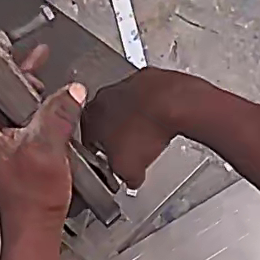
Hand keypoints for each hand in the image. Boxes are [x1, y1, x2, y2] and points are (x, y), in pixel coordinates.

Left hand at [0, 46, 87, 233]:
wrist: (36, 226)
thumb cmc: (31, 197)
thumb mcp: (47, 147)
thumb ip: (59, 113)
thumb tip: (72, 92)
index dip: (1, 63)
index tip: (17, 51)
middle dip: (22, 79)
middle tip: (41, 69)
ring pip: (12, 107)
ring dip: (32, 98)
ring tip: (52, 96)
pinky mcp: (11, 152)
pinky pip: (22, 123)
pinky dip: (37, 115)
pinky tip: (54, 117)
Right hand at [81, 68, 199, 188]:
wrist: (173, 103)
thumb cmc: (147, 130)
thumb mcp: (129, 169)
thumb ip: (123, 177)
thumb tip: (130, 180)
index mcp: (90, 118)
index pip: (87, 143)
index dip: (100, 157)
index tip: (110, 163)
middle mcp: (103, 98)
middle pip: (105, 123)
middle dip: (117, 137)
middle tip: (132, 151)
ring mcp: (125, 85)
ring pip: (125, 108)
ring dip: (133, 121)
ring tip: (148, 136)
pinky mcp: (147, 79)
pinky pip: (146, 98)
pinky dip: (151, 108)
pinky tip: (160, 122)